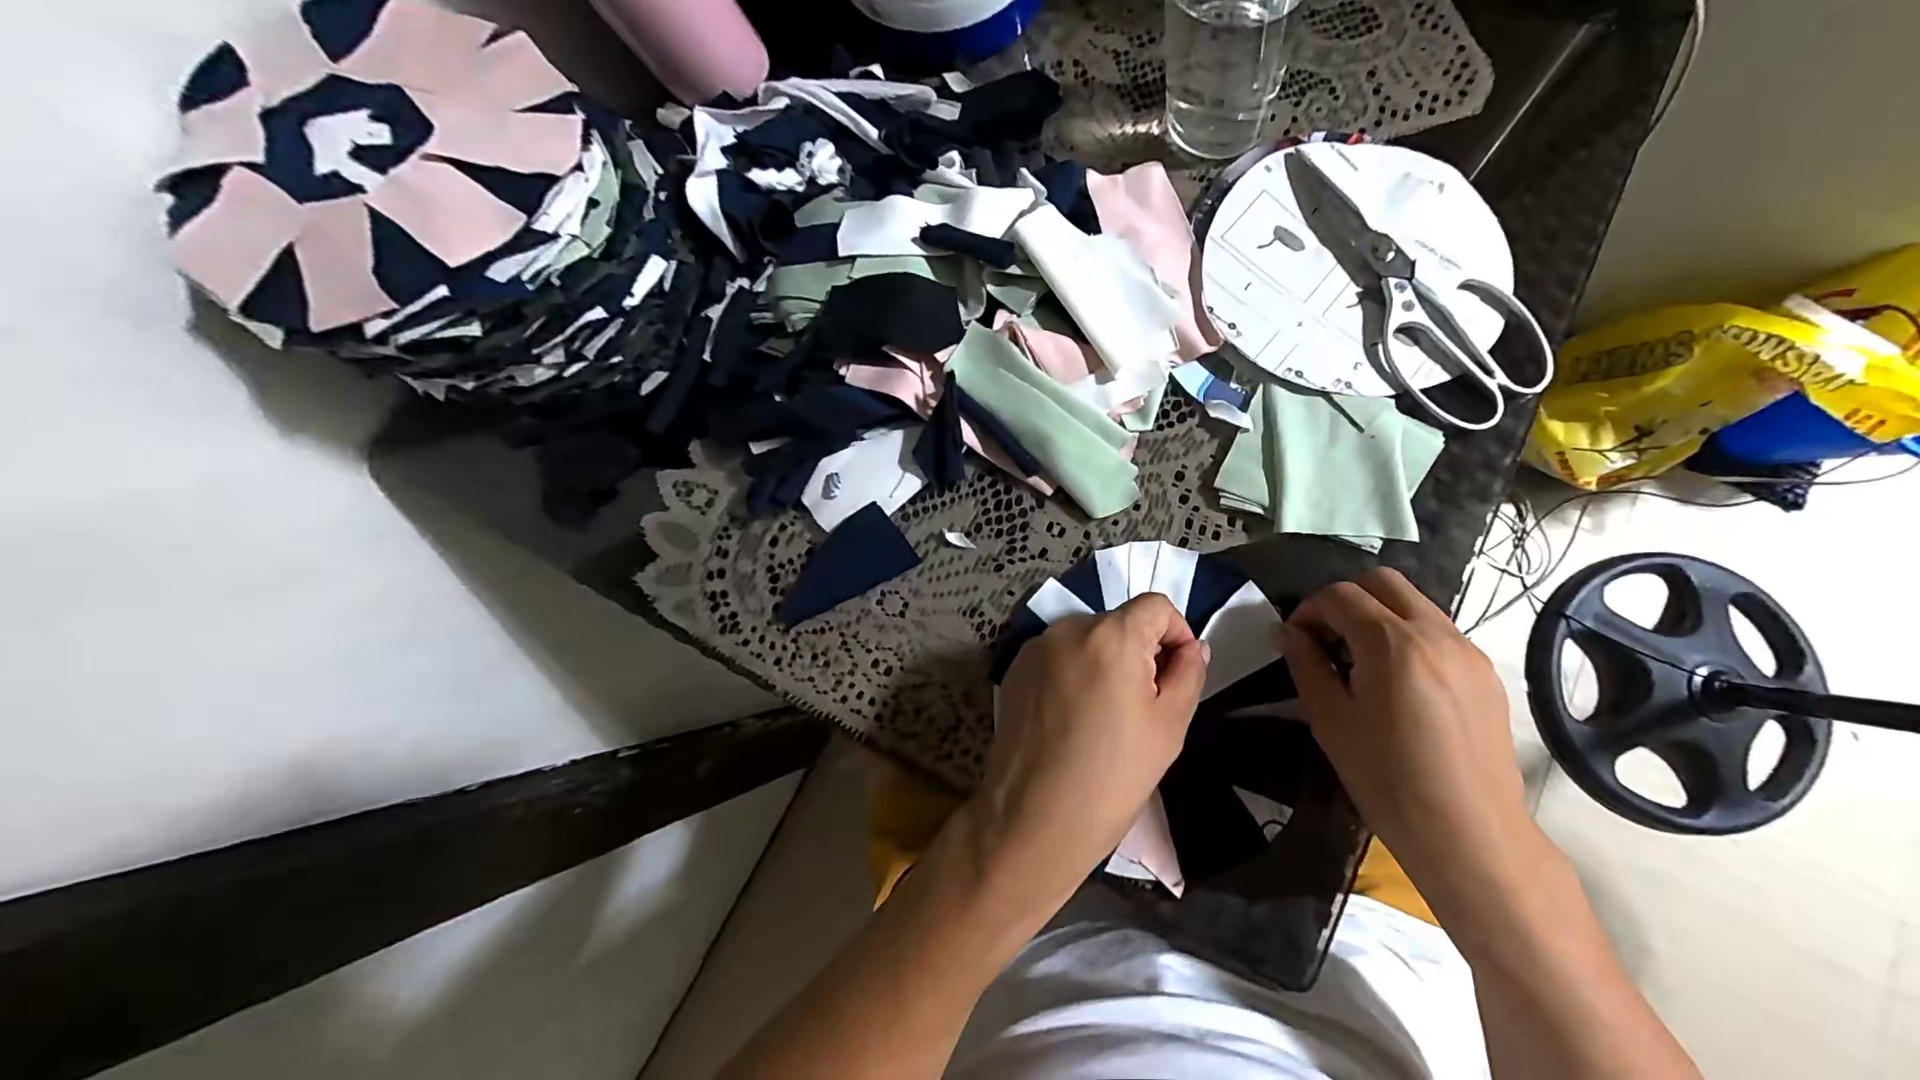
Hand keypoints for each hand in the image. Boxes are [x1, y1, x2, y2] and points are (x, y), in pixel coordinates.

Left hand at [972, 593, 1209, 895]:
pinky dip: (1075, 671)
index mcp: (1110, 635)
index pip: (1155, 605)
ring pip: (1087, 639)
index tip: (1178, 672)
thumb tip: (1191, 646)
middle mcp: (1067, 628)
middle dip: (1140, 651)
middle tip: (1144, 702)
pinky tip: (1074, 717)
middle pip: (1119, 621)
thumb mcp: (1170, 725)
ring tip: (1107, 714)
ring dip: (1106, 661)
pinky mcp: (1014, 668)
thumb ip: (1188, 672)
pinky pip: (1058, 656)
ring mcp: (1035, 647)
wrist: (1035, 816)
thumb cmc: (1114, 775)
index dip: (1176, 632)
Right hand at [1277, 569, 1531, 895]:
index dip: (1308, 609)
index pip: (1341, 596)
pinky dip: (1406, 636)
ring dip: (1377, 615)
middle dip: (1345, 599)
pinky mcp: (1486, 674)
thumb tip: (1287, 632)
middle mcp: (1438, 635)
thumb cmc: (1387, 779)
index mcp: (1394, 645)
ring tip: (1357, 660)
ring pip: (1415, 604)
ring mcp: (1469, 652)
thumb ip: (1306, 664)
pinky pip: (1438, 632)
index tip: (1294, 639)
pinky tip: (1394, 681)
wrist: (1469, 833)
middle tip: (1325, 637)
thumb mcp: (1330, 720)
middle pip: (1383, 582)